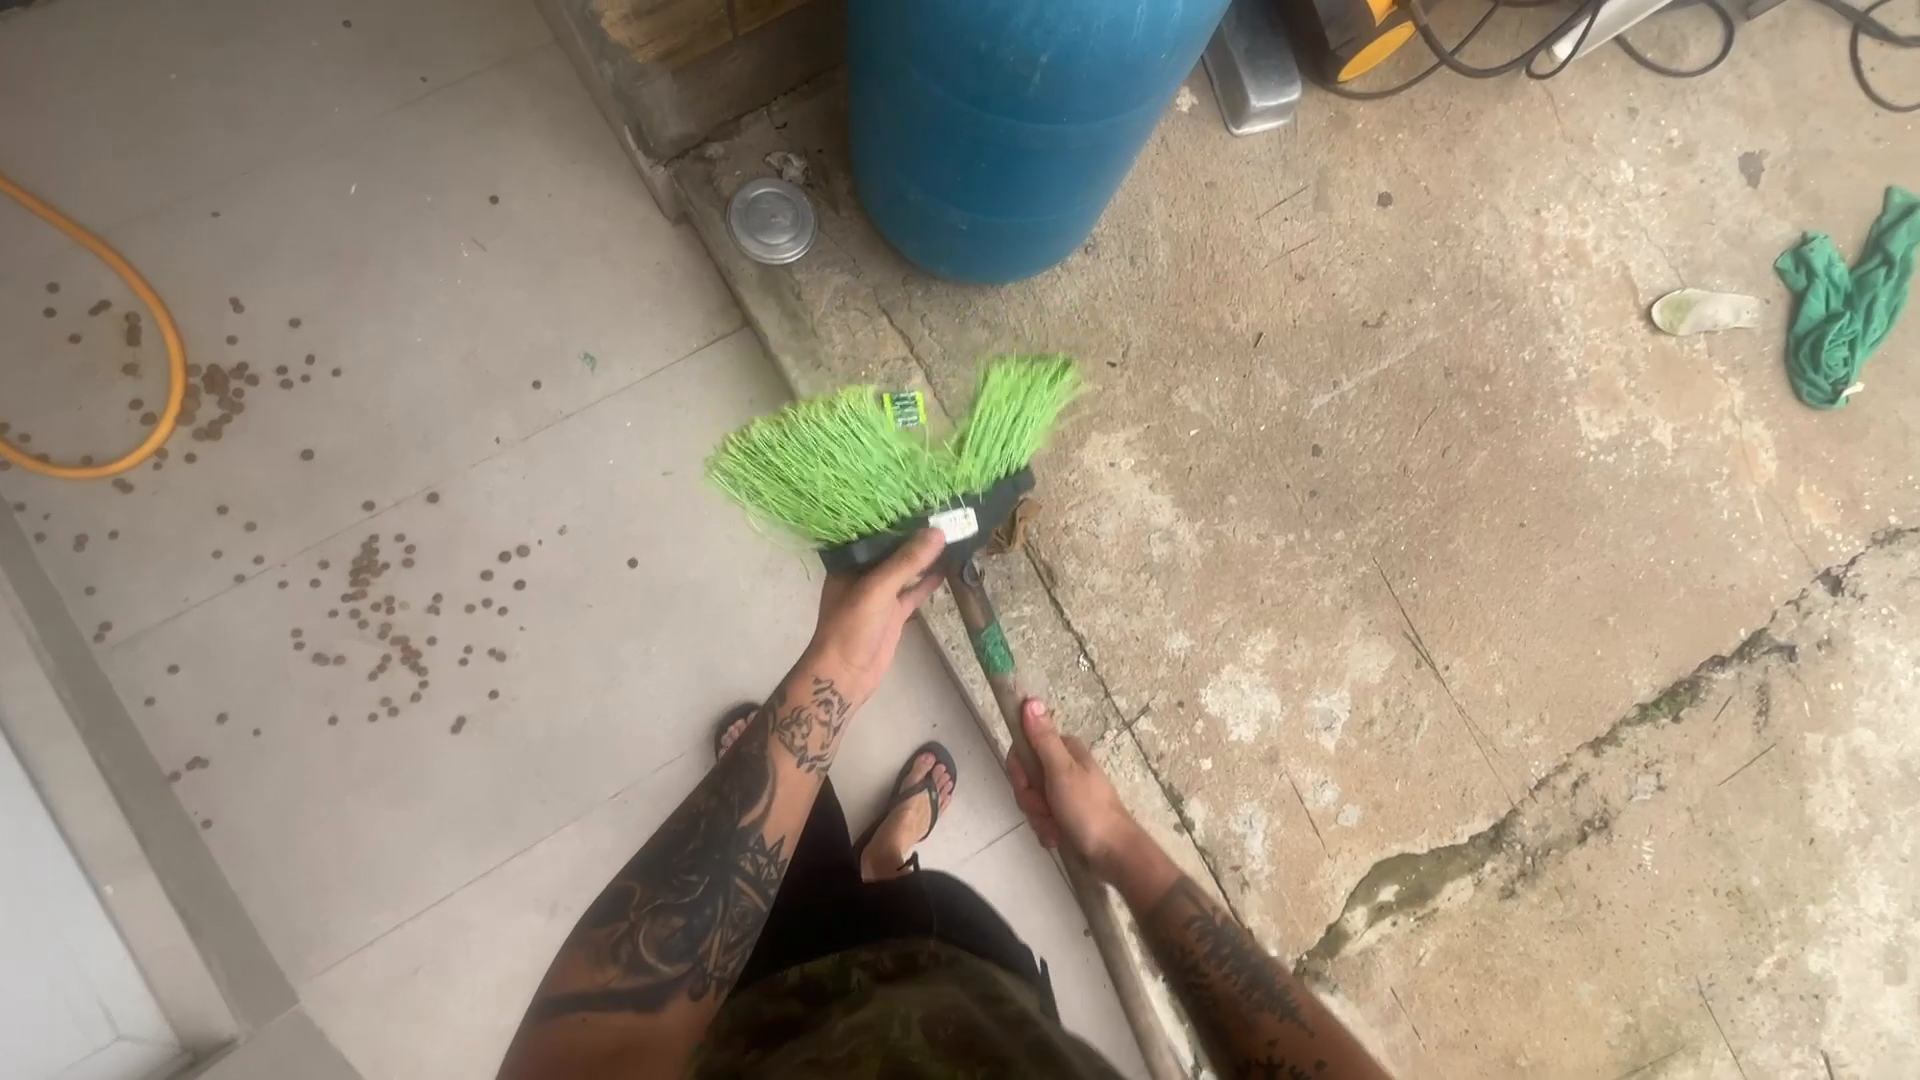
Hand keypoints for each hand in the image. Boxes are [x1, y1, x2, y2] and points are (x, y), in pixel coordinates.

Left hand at [805, 528, 946, 701]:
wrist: (846, 675)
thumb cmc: (851, 627)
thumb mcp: (877, 589)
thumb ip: (906, 561)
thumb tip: (937, 533)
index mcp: (850, 563)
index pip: (875, 533)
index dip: (897, 518)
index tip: (924, 501)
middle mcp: (864, 575)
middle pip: (894, 550)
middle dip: (916, 537)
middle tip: (946, 515)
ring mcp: (880, 595)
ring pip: (906, 570)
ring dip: (926, 558)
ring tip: (952, 536)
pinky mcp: (894, 613)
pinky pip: (914, 592)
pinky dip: (929, 581)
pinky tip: (948, 567)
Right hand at [1006, 698, 1149, 881]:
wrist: (1112, 855)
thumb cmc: (1087, 809)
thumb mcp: (1062, 771)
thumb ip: (1043, 738)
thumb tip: (1030, 700)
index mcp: (1065, 750)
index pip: (1024, 748)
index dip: (1019, 769)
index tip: (1026, 783)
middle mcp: (1064, 767)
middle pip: (1025, 777)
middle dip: (1030, 799)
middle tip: (1046, 808)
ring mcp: (1064, 793)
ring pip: (1031, 801)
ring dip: (1039, 818)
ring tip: (1056, 827)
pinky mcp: (1065, 815)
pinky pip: (1041, 819)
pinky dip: (1046, 830)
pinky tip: (1058, 837)